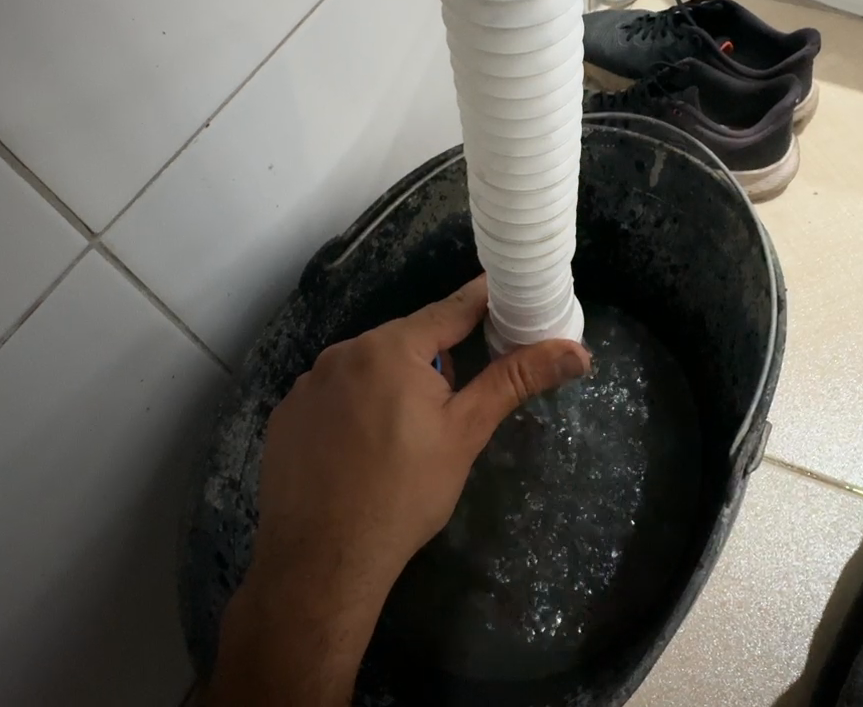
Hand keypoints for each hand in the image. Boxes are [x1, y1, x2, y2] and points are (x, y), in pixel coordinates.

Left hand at [209, 276, 589, 706]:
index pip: (451, 309)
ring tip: (402, 439)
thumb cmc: (405, 494)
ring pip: (368, 366)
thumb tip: (578, 351)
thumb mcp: (466, 432)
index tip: (508, 296)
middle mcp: (343, 352)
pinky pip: (334, 394)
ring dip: (392, 383)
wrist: (321, 566)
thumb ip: (516, 379)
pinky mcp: (285, 415)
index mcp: (391, 347)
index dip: (483, 302)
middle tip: (448, 410)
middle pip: (407, 339)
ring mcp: (308, 383)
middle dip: (434, 361)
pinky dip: (353, 408)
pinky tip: (359, 451)